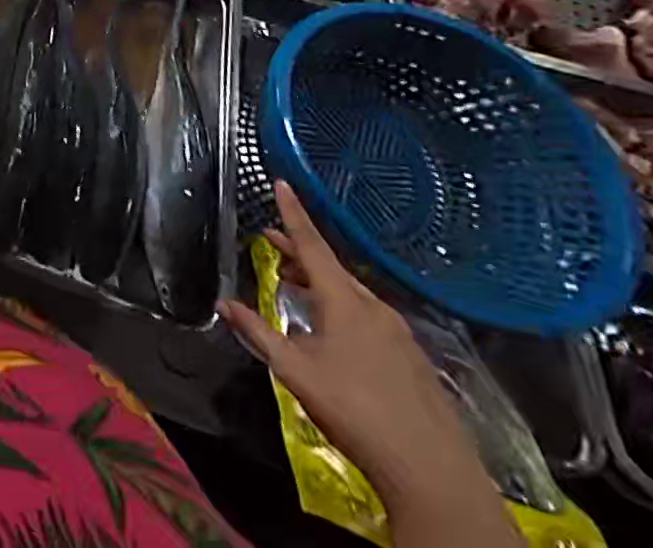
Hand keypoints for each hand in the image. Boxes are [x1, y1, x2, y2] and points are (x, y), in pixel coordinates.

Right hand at [219, 181, 498, 516]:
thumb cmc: (352, 409)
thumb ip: (257, 332)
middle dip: (299, 252)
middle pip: (331, 267)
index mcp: (345, 303)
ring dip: (318, 280)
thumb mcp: (292, 369)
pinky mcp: (410, 356)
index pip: (313, 247)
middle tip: (269, 241)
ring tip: (292, 283)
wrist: (428, 468)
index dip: (294, 214)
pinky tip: (328, 327)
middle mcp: (375, 308)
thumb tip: (223, 302)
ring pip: (350, 292)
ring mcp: (398, 333)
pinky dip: (339, 304)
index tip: (283, 183)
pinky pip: (367, 314)